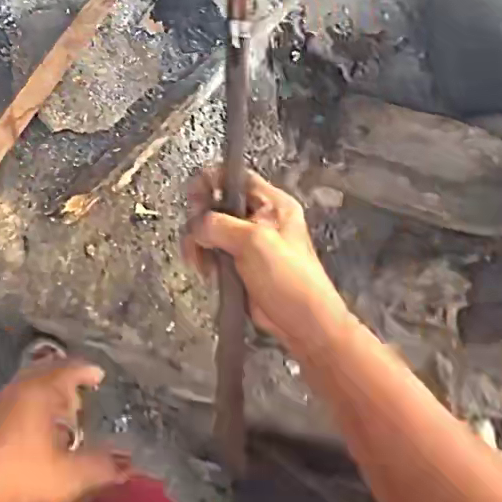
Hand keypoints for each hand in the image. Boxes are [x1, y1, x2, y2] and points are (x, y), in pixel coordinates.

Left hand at [0, 357, 130, 501]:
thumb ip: (101, 466)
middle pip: (47, 370)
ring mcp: (5, 398)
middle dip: (67, 376)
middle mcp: (21, 387)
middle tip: (87, 388)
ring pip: (33, 381)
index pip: (66, 370)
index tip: (100, 374)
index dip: (85, 370)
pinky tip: (45, 422)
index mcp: (39, 391)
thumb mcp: (70, 475)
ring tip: (69, 406)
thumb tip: (127, 462)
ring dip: (52, 387)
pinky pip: (23, 393)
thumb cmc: (24, 475)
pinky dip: (39, 397)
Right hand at [183, 167, 353, 354]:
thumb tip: (195, 226)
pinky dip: (201, 255)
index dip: (210, 182)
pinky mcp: (236, 258)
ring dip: (197, 241)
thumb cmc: (288, 280)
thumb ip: (217, 224)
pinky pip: (208, 246)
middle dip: (200, 219)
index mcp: (271, 203)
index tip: (196, 200)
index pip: (232, 175)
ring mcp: (245, 238)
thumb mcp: (253, 242)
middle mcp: (257, 215)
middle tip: (199, 237)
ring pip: (206, 225)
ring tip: (200, 262)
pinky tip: (205, 270)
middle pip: (213, 200)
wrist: (306, 326)